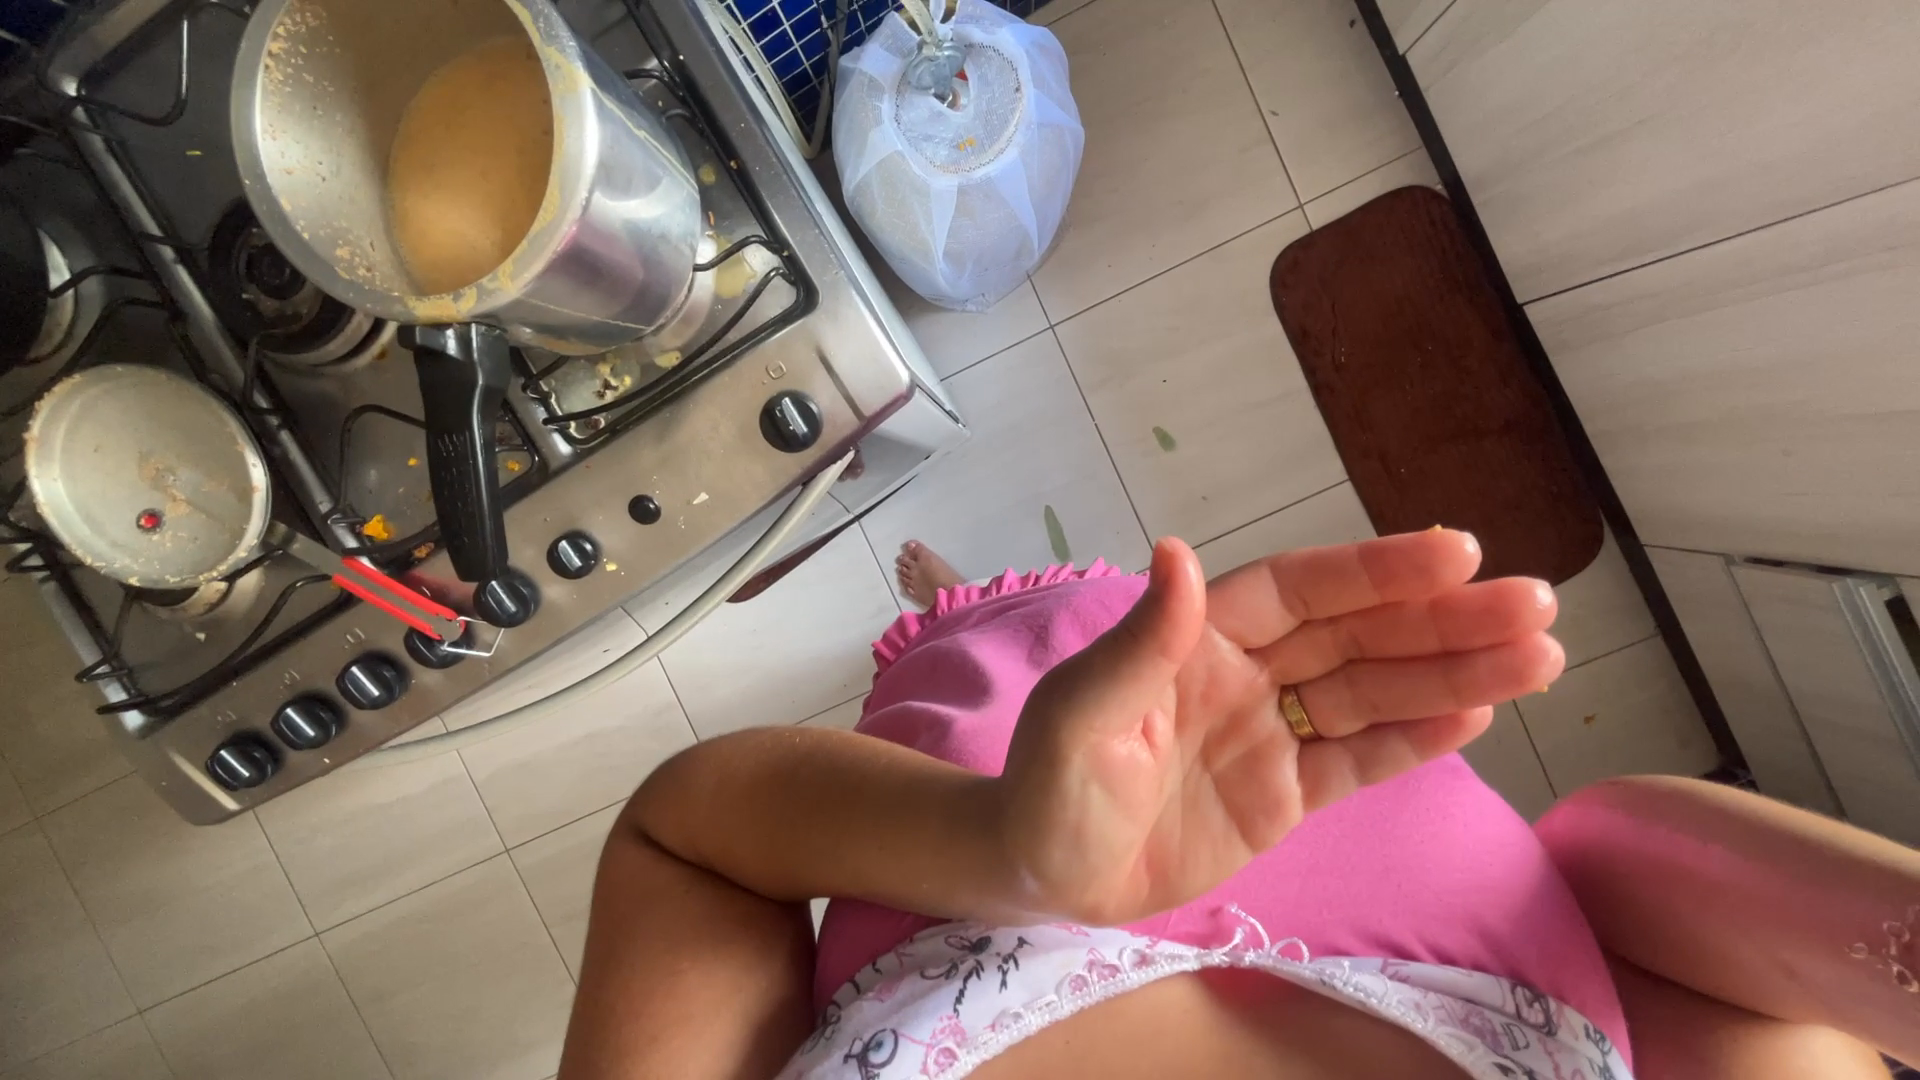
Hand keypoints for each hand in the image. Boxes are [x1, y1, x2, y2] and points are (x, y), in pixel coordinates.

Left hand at [995, 530, 1562, 925]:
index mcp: (1196, 638)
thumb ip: (1143, 639)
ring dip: (1450, 674)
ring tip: (1537, 656)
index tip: (1457, 553)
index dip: (1373, 572)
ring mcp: (1267, 733)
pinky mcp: (1283, 793)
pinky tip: (1477, 716)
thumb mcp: (1087, 711)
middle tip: (1536, 607)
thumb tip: (1178, 548)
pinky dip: (1415, 738)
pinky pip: (1357, 757)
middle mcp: (1241, 672)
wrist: (1051, 875)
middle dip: (1438, 620)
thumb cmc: (1054, 785)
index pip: (1297, 591)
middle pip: (1352, 636)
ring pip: (1369, 693)